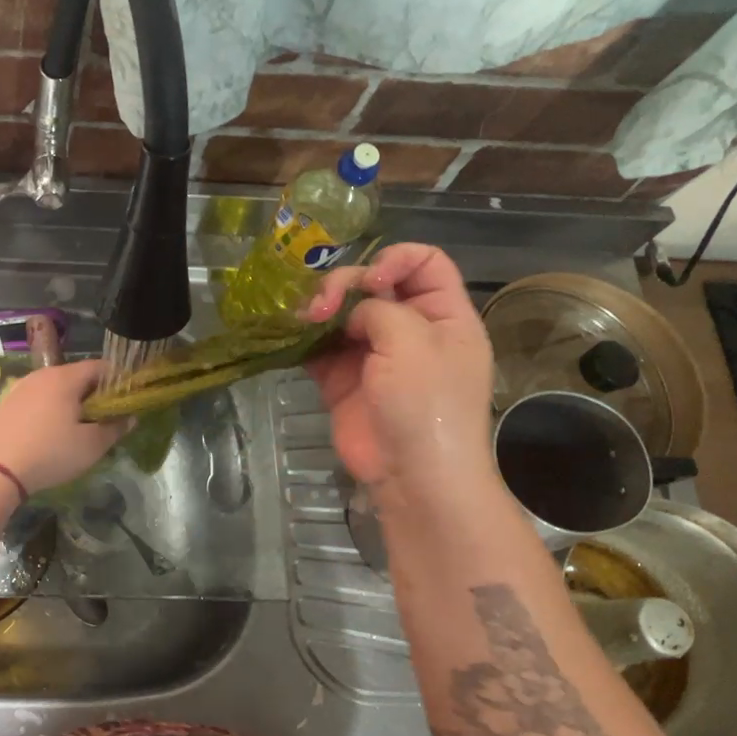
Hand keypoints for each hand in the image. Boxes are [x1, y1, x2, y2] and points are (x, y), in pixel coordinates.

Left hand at [0, 359, 126, 492]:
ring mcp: (21, 387)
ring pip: (56, 387)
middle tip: (107, 417)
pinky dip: (52, 408)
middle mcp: (42, 374)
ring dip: (72, 401)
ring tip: (81, 426)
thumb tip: (130, 417)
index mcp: (65, 377)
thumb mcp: (91, 446)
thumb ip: (115, 428)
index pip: (101, 366)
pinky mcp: (8, 403)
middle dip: (95, 392)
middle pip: (77, 375)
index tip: (128, 400)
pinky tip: (53, 431)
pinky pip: (39, 398)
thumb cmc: (50, 453)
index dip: (119, 380)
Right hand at [300, 243, 495, 501]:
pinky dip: (304, 339)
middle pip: (374, 285)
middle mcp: (410, 330)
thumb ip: (380, 310)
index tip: (370, 283)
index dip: (394, 260)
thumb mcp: (415, 342)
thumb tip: (351, 315)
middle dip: (345, 286)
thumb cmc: (427, 406)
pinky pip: (319, 349)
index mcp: (445, 315)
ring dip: (320, 310)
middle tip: (323, 308)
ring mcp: (374, 356)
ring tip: (304, 321)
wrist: (412, 475)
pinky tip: (292, 335)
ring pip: (342, 314)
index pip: (423, 263)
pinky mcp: (342, 381)